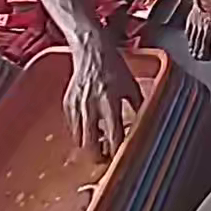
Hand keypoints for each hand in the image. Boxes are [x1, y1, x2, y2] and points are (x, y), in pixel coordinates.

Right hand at [66, 28, 142, 157]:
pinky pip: (72, 126)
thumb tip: (143, 121)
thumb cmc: (114, 67)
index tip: (119, 156)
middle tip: (104, 159)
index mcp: (110, 100)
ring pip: (79, 138)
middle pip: (90, 142)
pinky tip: (90, 130)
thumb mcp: (131, 84)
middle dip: (97, 155)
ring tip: (99, 145)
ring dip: (89, 145)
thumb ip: (137, 104)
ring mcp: (77, 106)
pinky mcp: (67, 104)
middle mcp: (91, 106)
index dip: (115, 149)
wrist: (92, 52)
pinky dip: (81, 132)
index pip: (113, 134)